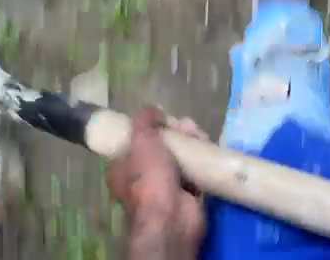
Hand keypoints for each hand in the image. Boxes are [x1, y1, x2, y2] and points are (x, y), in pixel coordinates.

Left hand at [107, 108, 205, 259]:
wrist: (171, 217)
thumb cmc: (149, 177)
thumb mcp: (140, 138)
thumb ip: (144, 119)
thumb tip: (155, 112)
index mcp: (123, 166)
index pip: (136, 138)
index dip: (150, 125)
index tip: (163, 118)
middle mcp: (142, 175)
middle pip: (161, 143)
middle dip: (175, 130)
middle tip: (185, 126)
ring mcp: (165, 184)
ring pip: (178, 152)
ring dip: (190, 139)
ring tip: (198, 134)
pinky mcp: (186, 191)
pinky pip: (193, 166)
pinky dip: (200, 154)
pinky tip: (206, 145)